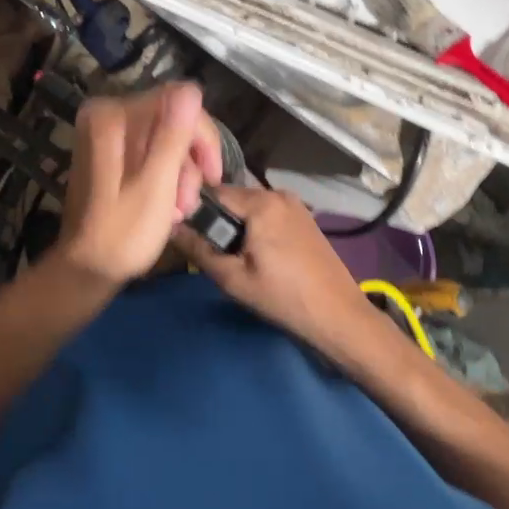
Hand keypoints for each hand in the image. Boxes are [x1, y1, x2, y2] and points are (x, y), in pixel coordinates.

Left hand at [58, 83, 222, 284]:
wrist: (86, 270)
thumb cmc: (122, 233)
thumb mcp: (157, 185)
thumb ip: (174, 135)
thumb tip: (191, 87)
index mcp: (111, 116)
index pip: (176, 101)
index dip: (201, 137)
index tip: (211, 176)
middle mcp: (104, 115)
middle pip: (170, 119)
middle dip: (187, 161)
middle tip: (189, 202)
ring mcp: (105, 133)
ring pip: (164, 138)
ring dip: (179, 174)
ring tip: (178, 212)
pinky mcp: (109, 152)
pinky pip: (149, 152)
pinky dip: (164, 177)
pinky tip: (167, 207)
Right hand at [174, 187, 379, 352]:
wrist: (339, 317)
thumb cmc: (283, 297)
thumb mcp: (233, 278)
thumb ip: (198, 249)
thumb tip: (169, 226)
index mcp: (260, 202)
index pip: (212, 192)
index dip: (194, 208)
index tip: (183, 230)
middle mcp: (278, 193)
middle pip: (232, 197)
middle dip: (217, 218)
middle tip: (207, 248)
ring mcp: (295, 205)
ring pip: (250, 206)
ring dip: (236, 224)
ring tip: (228, 253)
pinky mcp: (304, 219)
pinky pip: (268, 214)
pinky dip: (255, 227)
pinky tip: (254, 254)